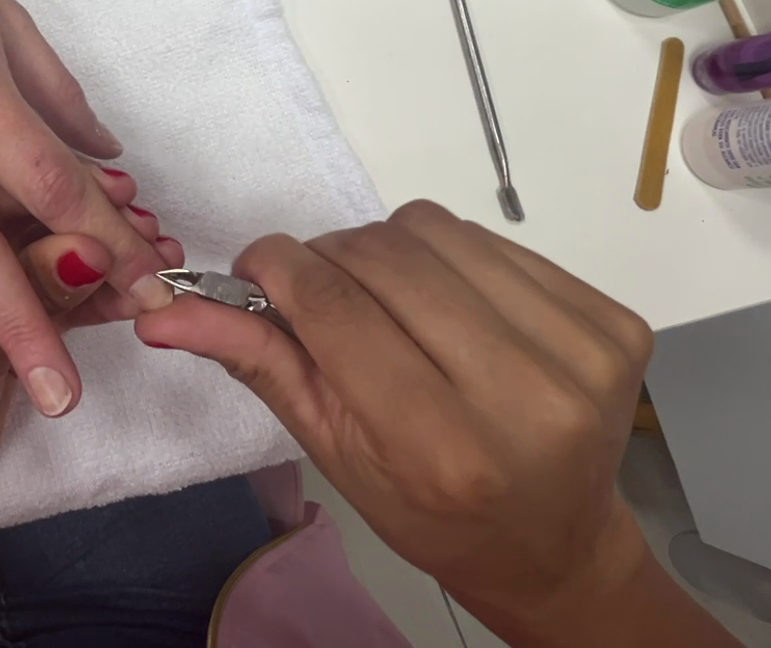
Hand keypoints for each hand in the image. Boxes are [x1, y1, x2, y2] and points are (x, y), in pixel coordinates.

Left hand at [0, 176, 177, 647]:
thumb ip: (28, 292)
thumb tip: (94, 245)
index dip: (59, 194)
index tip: (121, 196)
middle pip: (29, 226)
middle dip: (92, 224)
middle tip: (151, 227)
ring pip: (47, 266)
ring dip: (103, 265)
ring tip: (163, 261)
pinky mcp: (2, 333)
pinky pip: (53, 307)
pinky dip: (94, 303)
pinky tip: (136, 299)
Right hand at [135, 202, 726, 646]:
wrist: (552, 542)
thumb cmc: (417, 505)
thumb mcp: (321, 441)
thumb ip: (248, 357)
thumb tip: (155, 310)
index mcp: (438, 444)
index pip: (332, 306)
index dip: (275, 265)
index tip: (255, 268)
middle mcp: (523, 395)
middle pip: (377, 255)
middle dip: (324, 258)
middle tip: (320, 294)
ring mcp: (582, 353)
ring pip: (427, 228)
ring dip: (380, 248)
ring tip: (383, 297)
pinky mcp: (615, 321)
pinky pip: (484, 234)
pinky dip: (441, 252)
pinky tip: (444, 302)